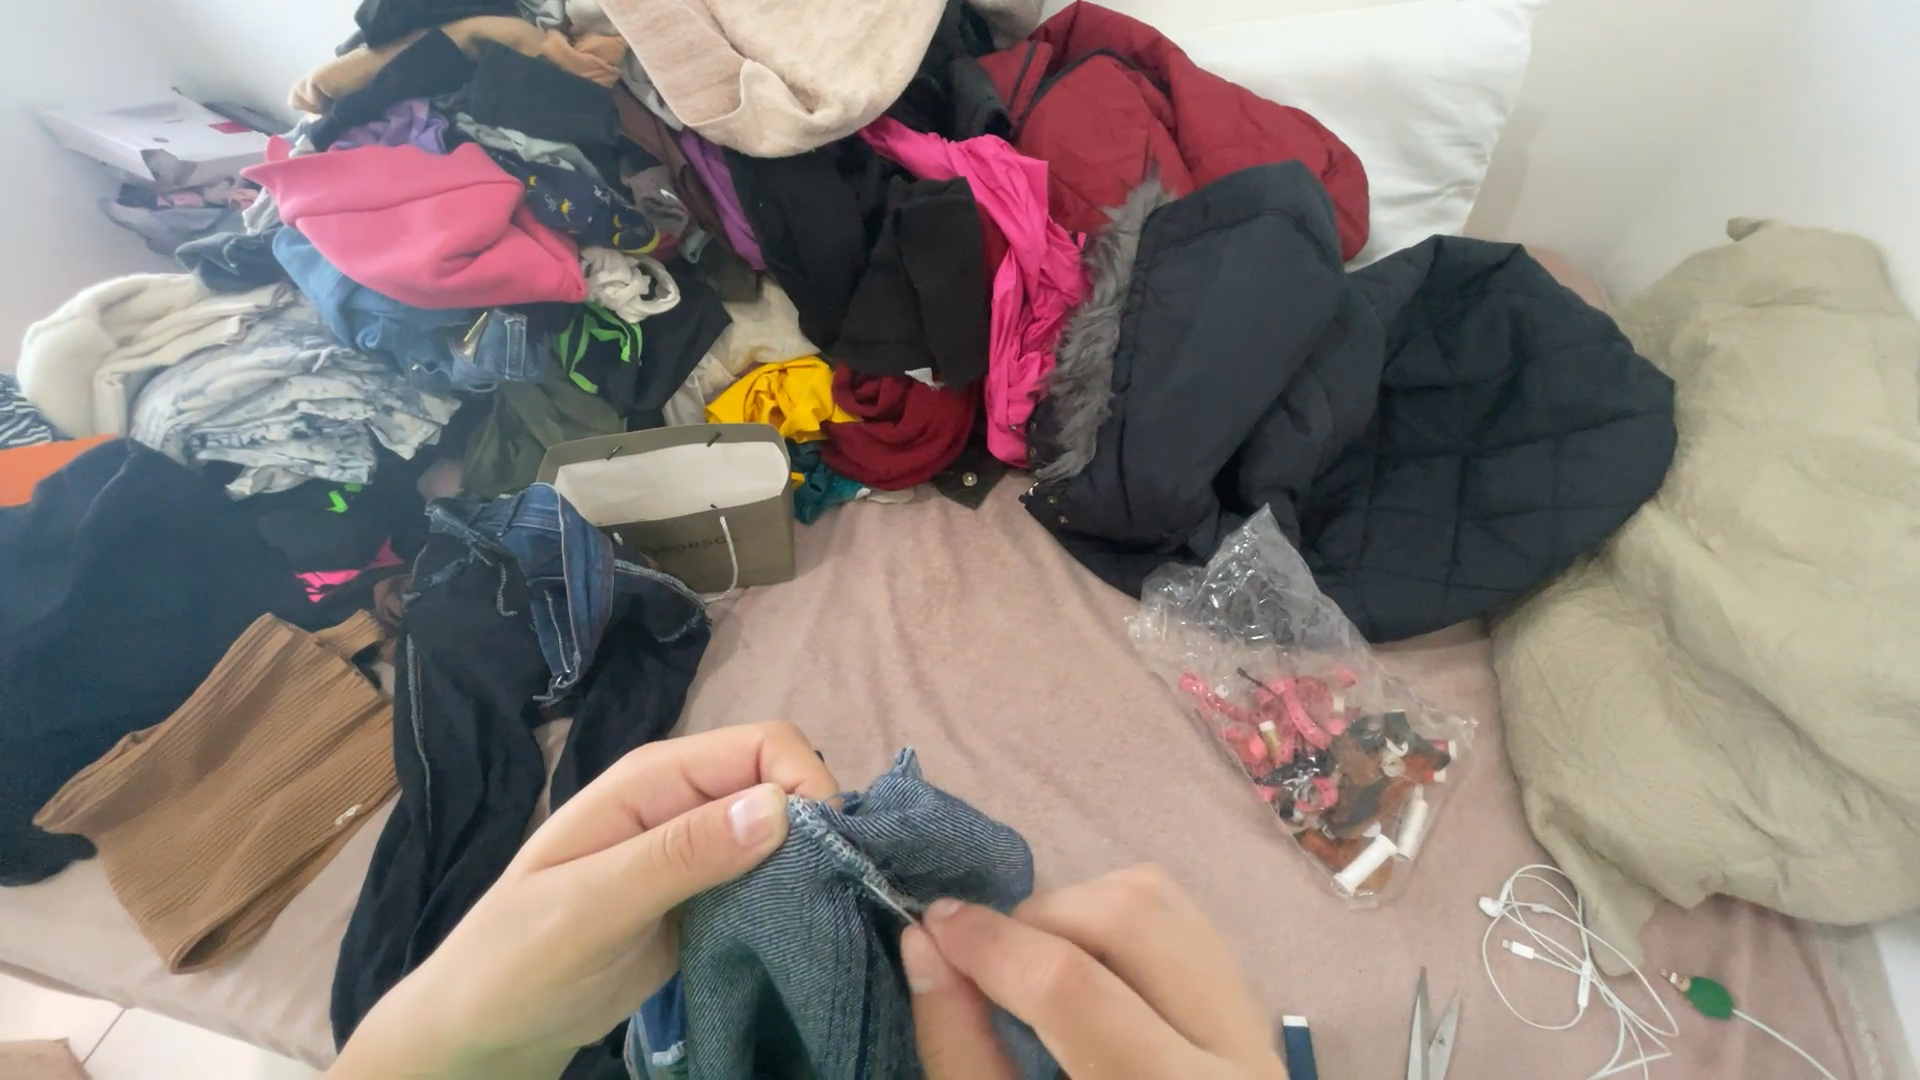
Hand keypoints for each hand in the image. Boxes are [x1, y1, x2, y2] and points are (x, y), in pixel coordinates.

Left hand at [327, 722, 838, 1079]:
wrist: (482, 1035)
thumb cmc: (517, 961)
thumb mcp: (590, 906)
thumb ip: (681, 853)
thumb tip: (781, 807)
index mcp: (659, 777)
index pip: (763, 745)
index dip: (804, 782)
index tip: (825, 850)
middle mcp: (688, 799)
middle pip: (782, 781)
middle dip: (816, 825)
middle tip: (830, 887)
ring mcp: (700, 847)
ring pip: (783, 830)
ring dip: (808, 861)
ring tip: (824, 908)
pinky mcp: (711, 891)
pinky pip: (770, 876)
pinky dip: (792, 892)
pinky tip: (799, 923)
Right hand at [903, 865, 1285, 1079]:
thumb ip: (963, 1048)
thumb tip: (924, 940)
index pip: (1073, 988)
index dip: (992, 944)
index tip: (935, 923)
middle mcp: (1235, 1056)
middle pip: (1126, 918)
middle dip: (1039, 919)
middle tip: (997, 962)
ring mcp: (1251, 1022)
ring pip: (1156, 899)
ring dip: (1078, 907)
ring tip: (1041, 960)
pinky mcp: (1246, 998)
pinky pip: (1177, 911)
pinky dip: (1115, 912)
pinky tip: (1089, 958)